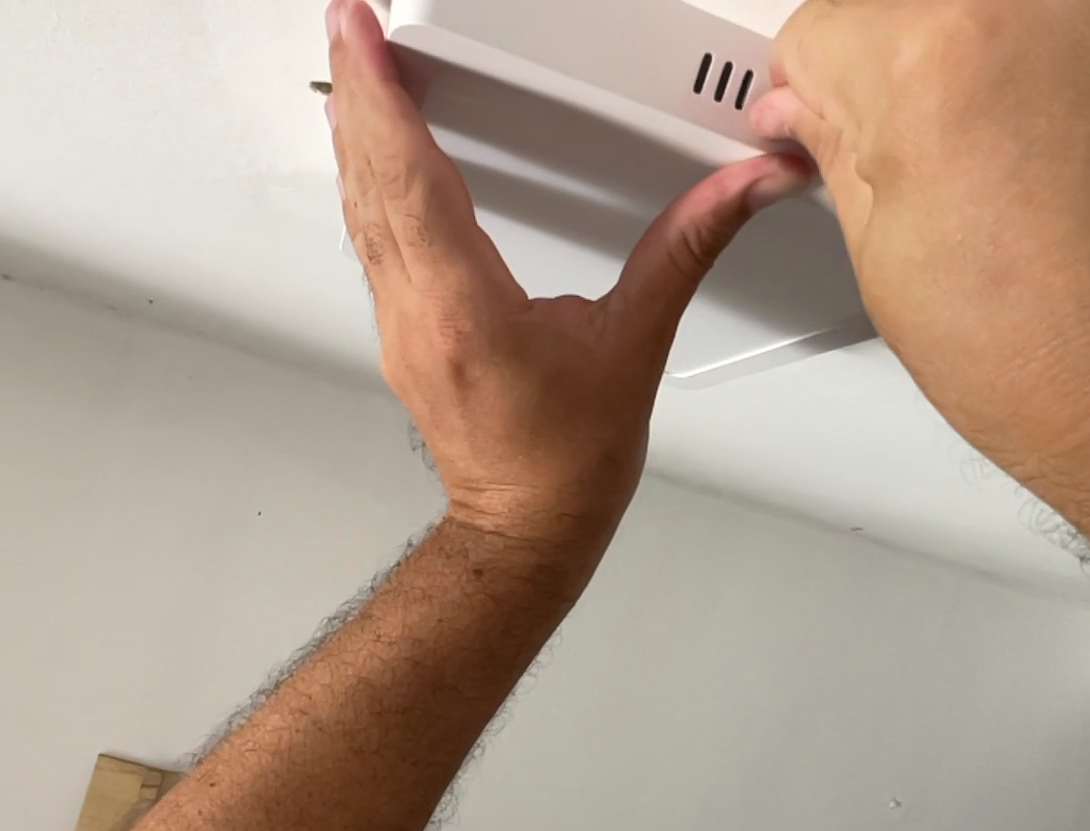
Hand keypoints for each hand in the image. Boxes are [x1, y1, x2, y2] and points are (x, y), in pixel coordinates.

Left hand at [326, 0, 810, 563]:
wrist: (524, 522)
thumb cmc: (566, 461)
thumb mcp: (633, 348)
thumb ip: (683, 252)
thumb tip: (743, 185)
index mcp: (467, 313)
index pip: (410, 185)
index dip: (382, 104)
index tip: (358, 36)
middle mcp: (419, 318)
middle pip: (374, 191)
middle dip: (358, 100)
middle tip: (346, 24)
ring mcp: (401, 331)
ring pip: (364, 221)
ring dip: (357, 145)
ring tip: (352, 76)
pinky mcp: (403, 339)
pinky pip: (373, 252)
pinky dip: (369, 194)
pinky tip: (372, 166)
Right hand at [751, 1, 1089, 724]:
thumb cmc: (1061, 354)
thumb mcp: (887, 250)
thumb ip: (839, 147)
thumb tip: (806, 103)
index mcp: (948, 54)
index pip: (819, 26)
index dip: (802, 91)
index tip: (814, 118)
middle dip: (886, 57)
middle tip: (903, 133)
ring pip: (1007, 1)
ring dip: (983, 51)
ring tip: (1005, 140)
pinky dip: (1076, 52)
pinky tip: (1080, 127)